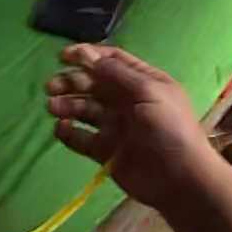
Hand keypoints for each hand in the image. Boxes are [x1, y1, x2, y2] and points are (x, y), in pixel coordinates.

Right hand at [44, 45, 223, 208]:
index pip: (113, 61)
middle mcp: (128, 101)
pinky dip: (68, 132)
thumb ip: (117, 73)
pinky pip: (81, 138)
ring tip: (53, 107)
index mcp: (144, 82)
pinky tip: (61, 128)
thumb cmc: (170, 128)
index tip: (62, 56)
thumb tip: (87, 54)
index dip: (88, 56)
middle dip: (72, 82)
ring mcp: (116, 126)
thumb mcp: (149, 92)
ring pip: (84, 109)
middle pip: (94, 84)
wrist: (180, 177)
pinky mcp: (106, 150)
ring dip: (67, 105)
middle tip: (51, 87)